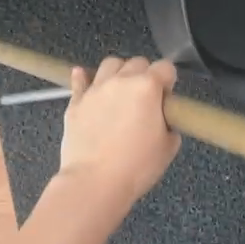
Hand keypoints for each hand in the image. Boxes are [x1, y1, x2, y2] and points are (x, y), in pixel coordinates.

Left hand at [57, 57, 181, 209]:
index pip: (165, 67)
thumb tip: (162, 121)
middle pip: (137, 63)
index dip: (169, 81)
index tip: (167, 96)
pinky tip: (84, 77)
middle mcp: (120, 82)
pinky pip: (79, 80)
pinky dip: (83, 77)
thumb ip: (168, 125)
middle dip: (145, 75)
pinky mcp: (75, 103)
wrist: (94, 181)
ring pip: (109, 65)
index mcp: (147, 88)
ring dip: (118, 72)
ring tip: (121, 90)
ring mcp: (95, 90)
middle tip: (146, 98)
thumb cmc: (135, 167)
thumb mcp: (167, 148)